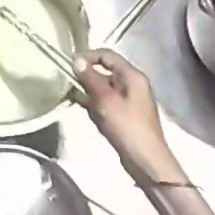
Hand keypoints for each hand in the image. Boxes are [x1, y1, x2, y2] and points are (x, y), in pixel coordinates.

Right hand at [75, 49, 174, 174]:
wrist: (145, 159)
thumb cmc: (126, 126)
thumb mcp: (105, 100)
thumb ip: (90, 79)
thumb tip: (76, 59)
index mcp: (132, 76)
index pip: (108, 56)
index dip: (88, 56)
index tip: (69, 64)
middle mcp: (132, 84)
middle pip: (105, 72)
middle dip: (87, 78)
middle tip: (70, 85)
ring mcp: (129, 100)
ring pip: (104, 88)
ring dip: (90, 93)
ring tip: (78, 101)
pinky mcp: (124, 114)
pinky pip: (106, 102)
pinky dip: (95, 104)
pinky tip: (86, 111)